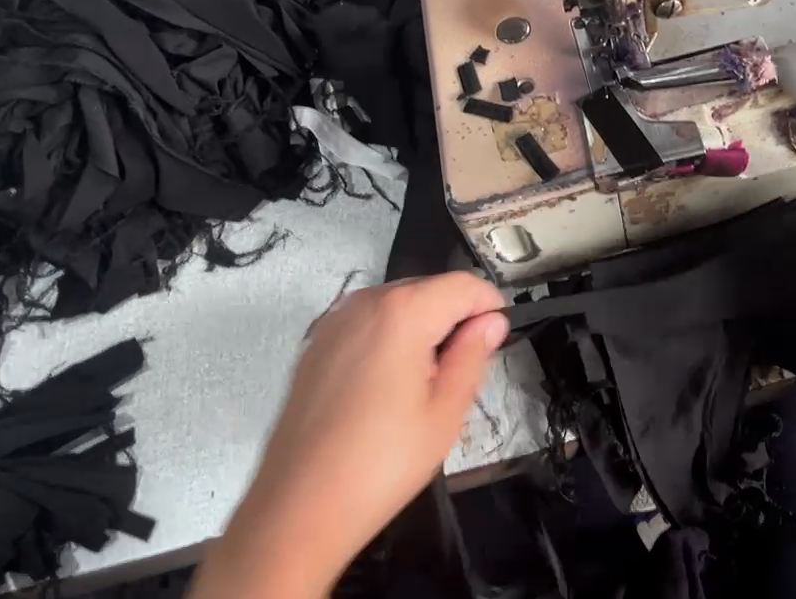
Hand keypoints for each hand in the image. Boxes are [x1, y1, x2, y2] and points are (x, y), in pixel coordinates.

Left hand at [196, 272, 507, 596]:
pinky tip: (387, 387)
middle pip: (429, 289)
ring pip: (398, 304)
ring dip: (422, 326)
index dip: (489, 306)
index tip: (498, 335)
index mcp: (402, 314)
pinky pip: (368, 323)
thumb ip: (473, 355)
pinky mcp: (315, 344)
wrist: (297, 510)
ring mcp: (334, 322)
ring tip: (423, 383)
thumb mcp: (445, 413)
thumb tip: (491, 323)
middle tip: (462, 369)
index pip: (464, 285)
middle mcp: (365, 304)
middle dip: (454, 317)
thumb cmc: (378, 466)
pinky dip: (388, 337)